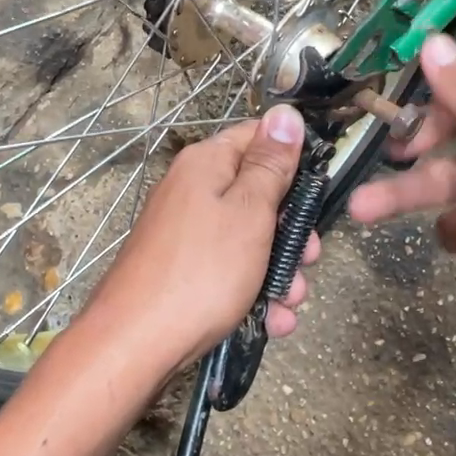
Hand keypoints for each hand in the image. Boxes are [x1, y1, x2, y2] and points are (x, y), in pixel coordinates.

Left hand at [84, 105, 317, 369]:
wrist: (135, 344)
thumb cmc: (201, 272)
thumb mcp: (249, 212)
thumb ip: (270, 165)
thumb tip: (285, 111)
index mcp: (206, 164)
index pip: (259, 138)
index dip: (294, 160)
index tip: (321, 191)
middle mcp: (193, 190)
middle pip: (259, 194)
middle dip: (292, 230)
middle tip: (308, 258)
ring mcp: (187, 233)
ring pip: (250, 240)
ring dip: (279, 271)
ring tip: (289, 303)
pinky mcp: (185, 271)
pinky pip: (230, 271)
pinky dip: (254, 294)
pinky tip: (272, 321)